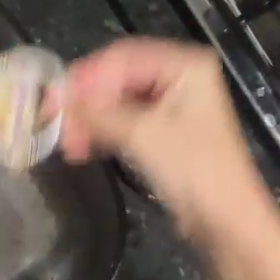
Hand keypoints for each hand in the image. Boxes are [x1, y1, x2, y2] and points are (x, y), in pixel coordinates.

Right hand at [59, 38, 269, 246]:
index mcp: (186, 65)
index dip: (86, 78)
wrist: (225, 221)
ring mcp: (171, 106)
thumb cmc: (194, 169)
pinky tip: (79, 147)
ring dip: (89, 120)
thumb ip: (95, 113)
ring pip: (116, 102)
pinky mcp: (162, 133)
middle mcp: (179, 78)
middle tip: (54, 119)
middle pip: (117, 79)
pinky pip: (121, 122)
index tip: (55, 99)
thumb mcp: (141, 134)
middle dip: (85, 101)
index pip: (122, 58)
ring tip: (66, 141)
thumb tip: (54, 100)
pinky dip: (100, 133)